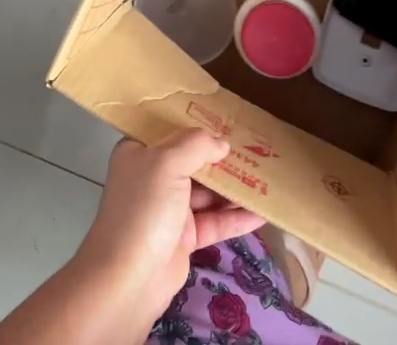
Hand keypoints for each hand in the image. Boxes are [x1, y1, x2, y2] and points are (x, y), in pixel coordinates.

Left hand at [76, 130, 265, 325]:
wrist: (128, 279)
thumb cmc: (144, 209)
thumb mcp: (167, 163)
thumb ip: (196, 145)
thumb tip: (222, 143)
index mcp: (139, 152)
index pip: (170, 130)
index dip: (196, 123)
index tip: (228, 117)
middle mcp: (153, 177)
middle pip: (192, 161)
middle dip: (222, 157)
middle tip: (257, 149)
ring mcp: (169, 209)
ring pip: (207, 193)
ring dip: (234, 188)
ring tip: (267, 178)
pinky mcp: (184, 238)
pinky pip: (215, 222)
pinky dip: (236, 218)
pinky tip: (262, 213)